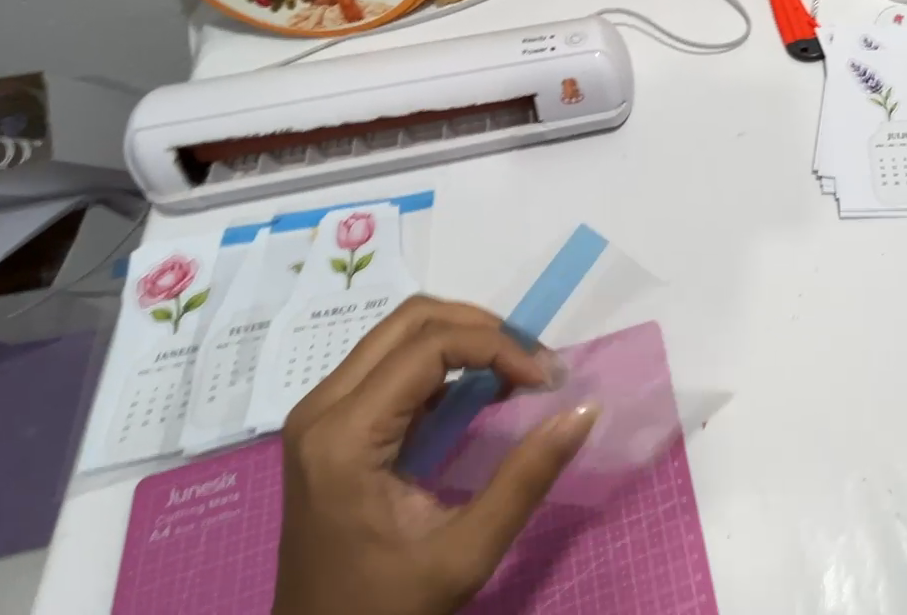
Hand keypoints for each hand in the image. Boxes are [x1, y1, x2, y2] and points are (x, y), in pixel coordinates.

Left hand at [274, 297, 598, 614]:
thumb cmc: (386, 609)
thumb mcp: (467, 551)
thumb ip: (527, 476)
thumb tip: (585, 409)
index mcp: (345, 436)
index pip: (431, 345)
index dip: (499, 347)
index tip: (547, 379)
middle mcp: (322, 408)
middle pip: (412, 320)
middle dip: (484, 327)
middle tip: (533, 363)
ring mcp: (321, 414)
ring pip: (402, 332)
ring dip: (467, 338)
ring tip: (515, 374)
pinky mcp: (332, 424)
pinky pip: (393, 362)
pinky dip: (446, 361)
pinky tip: (481, 395)